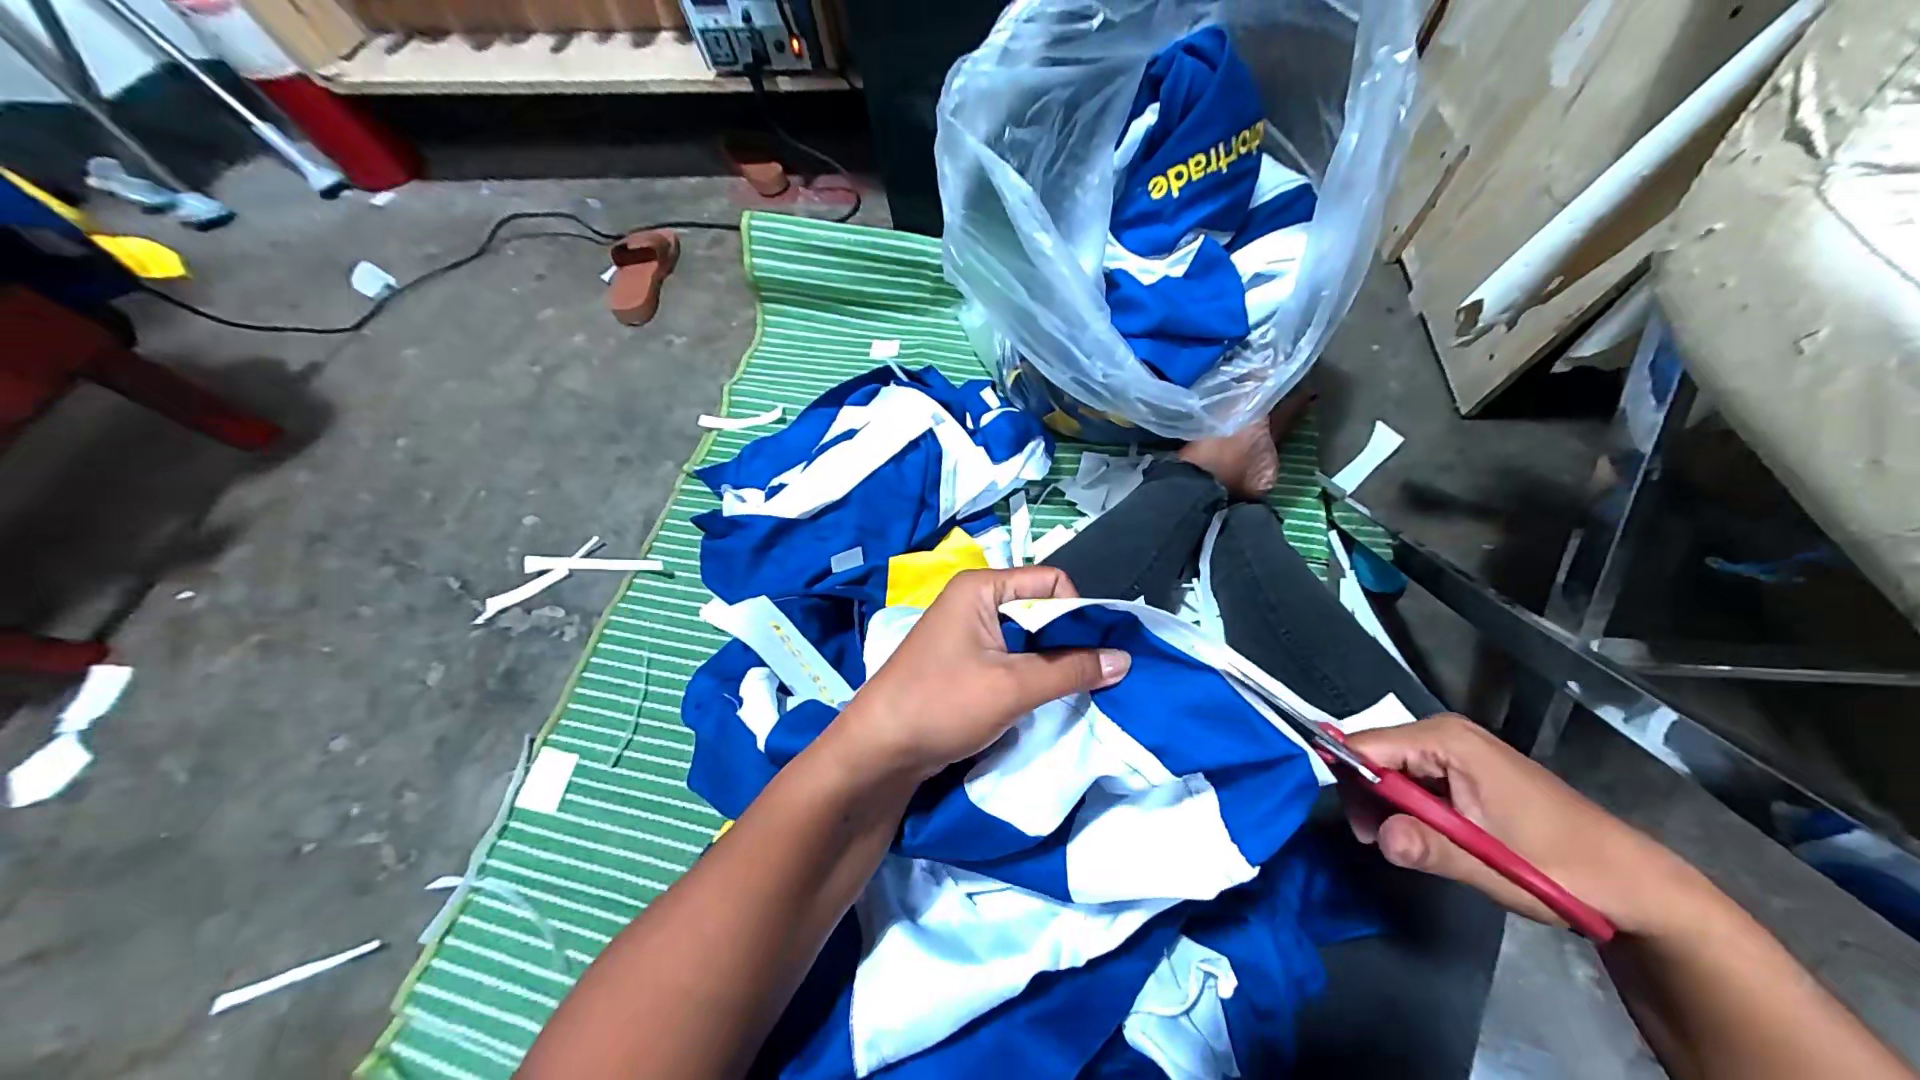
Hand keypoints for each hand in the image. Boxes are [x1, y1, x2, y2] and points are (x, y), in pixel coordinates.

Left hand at [824, 567, 1130, 782]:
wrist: (880, 749)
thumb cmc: (943, 704)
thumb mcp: (1013, 686)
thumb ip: (1070, 670)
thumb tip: (1124, 659)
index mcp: (980, 587)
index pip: (1051, 582)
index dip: (1078, 612)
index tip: (1095, 652)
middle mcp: (974, 599)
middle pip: (1040, 607)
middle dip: (1068, 639)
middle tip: (1091, 674)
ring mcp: (967, 630)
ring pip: (1027, 635)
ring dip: (1051, 660)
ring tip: (1070, 689)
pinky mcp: (965, 660)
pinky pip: (1011, 655)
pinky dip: (1031, 673)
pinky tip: (1043, 697)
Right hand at [1343, 715, 1715, 934]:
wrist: (1632, 883)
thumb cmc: (1566, 867)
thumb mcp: (1493, 864)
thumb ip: (1430, 847)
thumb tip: (1378, 837)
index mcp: (1447, 740)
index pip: (1364, 745)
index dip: (1348, 780)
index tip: (1357, 827)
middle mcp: (1442, 733)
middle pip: (1370, 755)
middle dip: (1367, 799)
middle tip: (1384, 845)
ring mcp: (1451, 749)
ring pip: (1385, 769)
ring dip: (1386, 808)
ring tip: (1410, 846)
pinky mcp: (1456, 768)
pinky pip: (1407, 778)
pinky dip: (1405, 808)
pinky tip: (1425, 835)